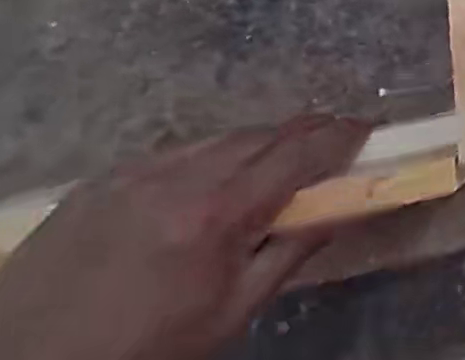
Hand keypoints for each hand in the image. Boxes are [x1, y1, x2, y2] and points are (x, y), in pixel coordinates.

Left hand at [0, 115, 370, 359]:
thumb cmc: (143, 354)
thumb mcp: (231, 313)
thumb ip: (292, 250)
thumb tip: (341, 207)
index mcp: (217, 213)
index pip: (300, 154)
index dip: (340, 135)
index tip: (366, 128)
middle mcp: (179, 176)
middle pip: (264, 134)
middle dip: (303, 133)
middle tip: (328, 141)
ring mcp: (133, 172)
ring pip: (219, 137)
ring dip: (256, 143)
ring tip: (269, 162)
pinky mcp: (98, 179)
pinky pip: (171, 152)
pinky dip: (203, 158)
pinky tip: (202, 183)